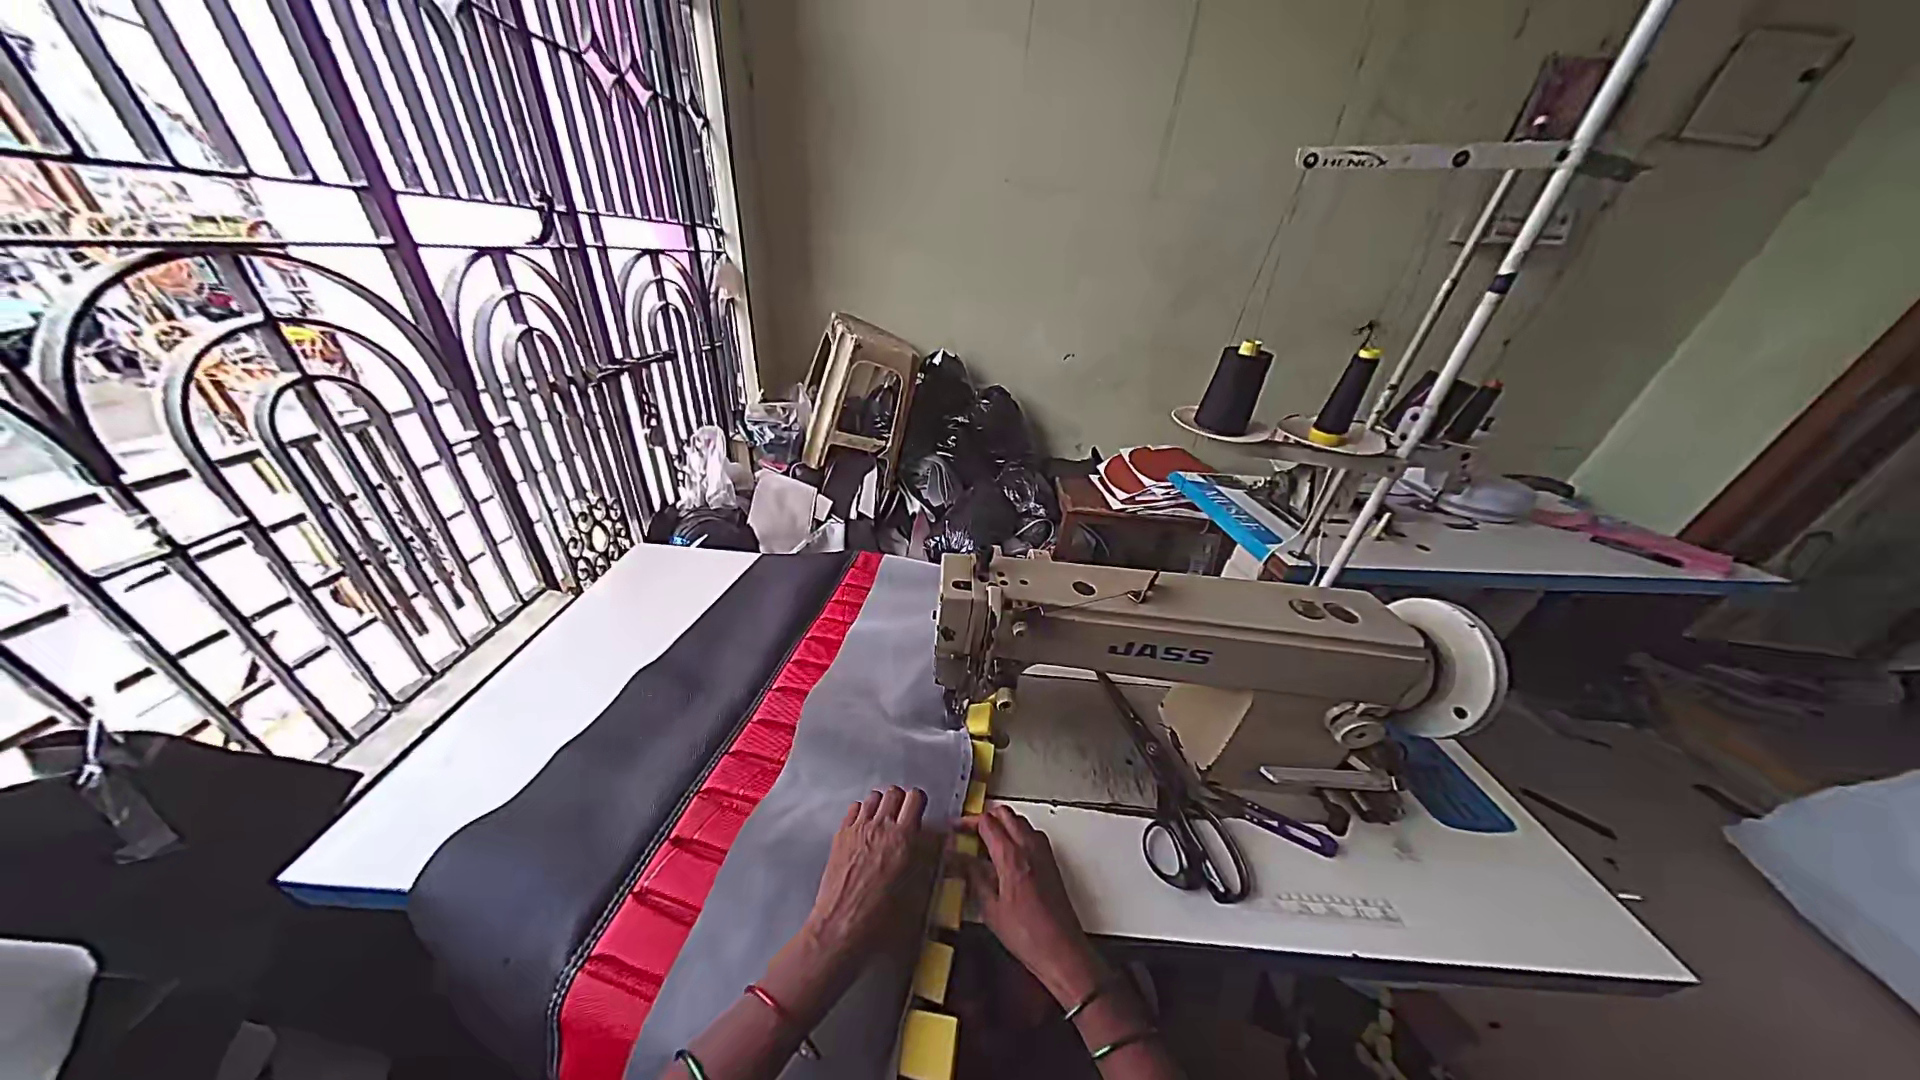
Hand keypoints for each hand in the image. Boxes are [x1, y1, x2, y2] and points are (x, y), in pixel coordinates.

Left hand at [803, 786, 928, 960]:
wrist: (841, 927)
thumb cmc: (880, 917)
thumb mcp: (914, 891)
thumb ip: (922, 861)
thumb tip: (928, 847)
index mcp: (905, 838)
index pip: (916, 798)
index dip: (918, 802)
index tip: (918, 811)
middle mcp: (882, 826)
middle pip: (894, 792)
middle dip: (900, 800)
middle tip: (900, 816)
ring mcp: (859, 828)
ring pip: (873, 797)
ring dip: (880, 805)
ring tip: (881, 822)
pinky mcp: (841, 835)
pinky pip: (854, 809)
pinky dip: (861, 813)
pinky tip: (863, 829)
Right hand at [962, 804, 1102, 1005]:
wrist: (1061, 951)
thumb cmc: (1027, 935)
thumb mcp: (990, 909)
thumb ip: (973, 877)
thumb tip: (958, 859)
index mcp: (1012, 856)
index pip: (986, 822)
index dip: (967, 822)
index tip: (954, 829)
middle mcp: (1029, 846)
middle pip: (1004, 813)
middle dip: (984, 818)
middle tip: (968, 834)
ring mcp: (1043, 851)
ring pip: (1018, 820)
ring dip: (1001, 824)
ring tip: (984, 844)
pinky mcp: (1051, 860)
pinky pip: (1030, 833)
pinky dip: (1016, 833)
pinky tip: (1006, 854)